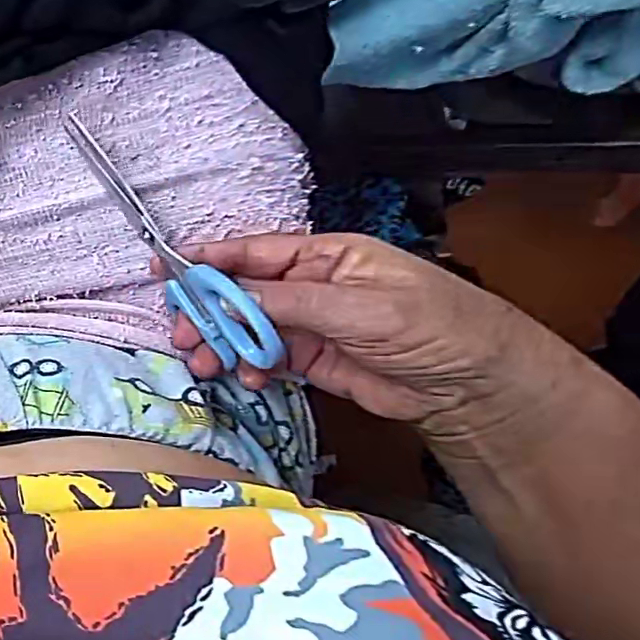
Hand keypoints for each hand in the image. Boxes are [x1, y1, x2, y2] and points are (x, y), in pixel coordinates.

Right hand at [169, 233, 596, 447]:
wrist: (473, 387)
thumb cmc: (435, 326)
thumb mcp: (359, 308)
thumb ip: (290, 302)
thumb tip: (231, 298)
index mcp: (324, 255)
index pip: (253, 253)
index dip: (207, 259)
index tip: (166, 266)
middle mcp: (307, 285)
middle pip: (239, 294)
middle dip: (207, 312)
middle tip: (185, 333)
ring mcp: (304, 323)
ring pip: (244, 328)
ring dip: (221, 344)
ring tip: (205, 362)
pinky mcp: (306, 357)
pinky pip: (260, 357)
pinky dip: (246, 366)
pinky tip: (248, 377)